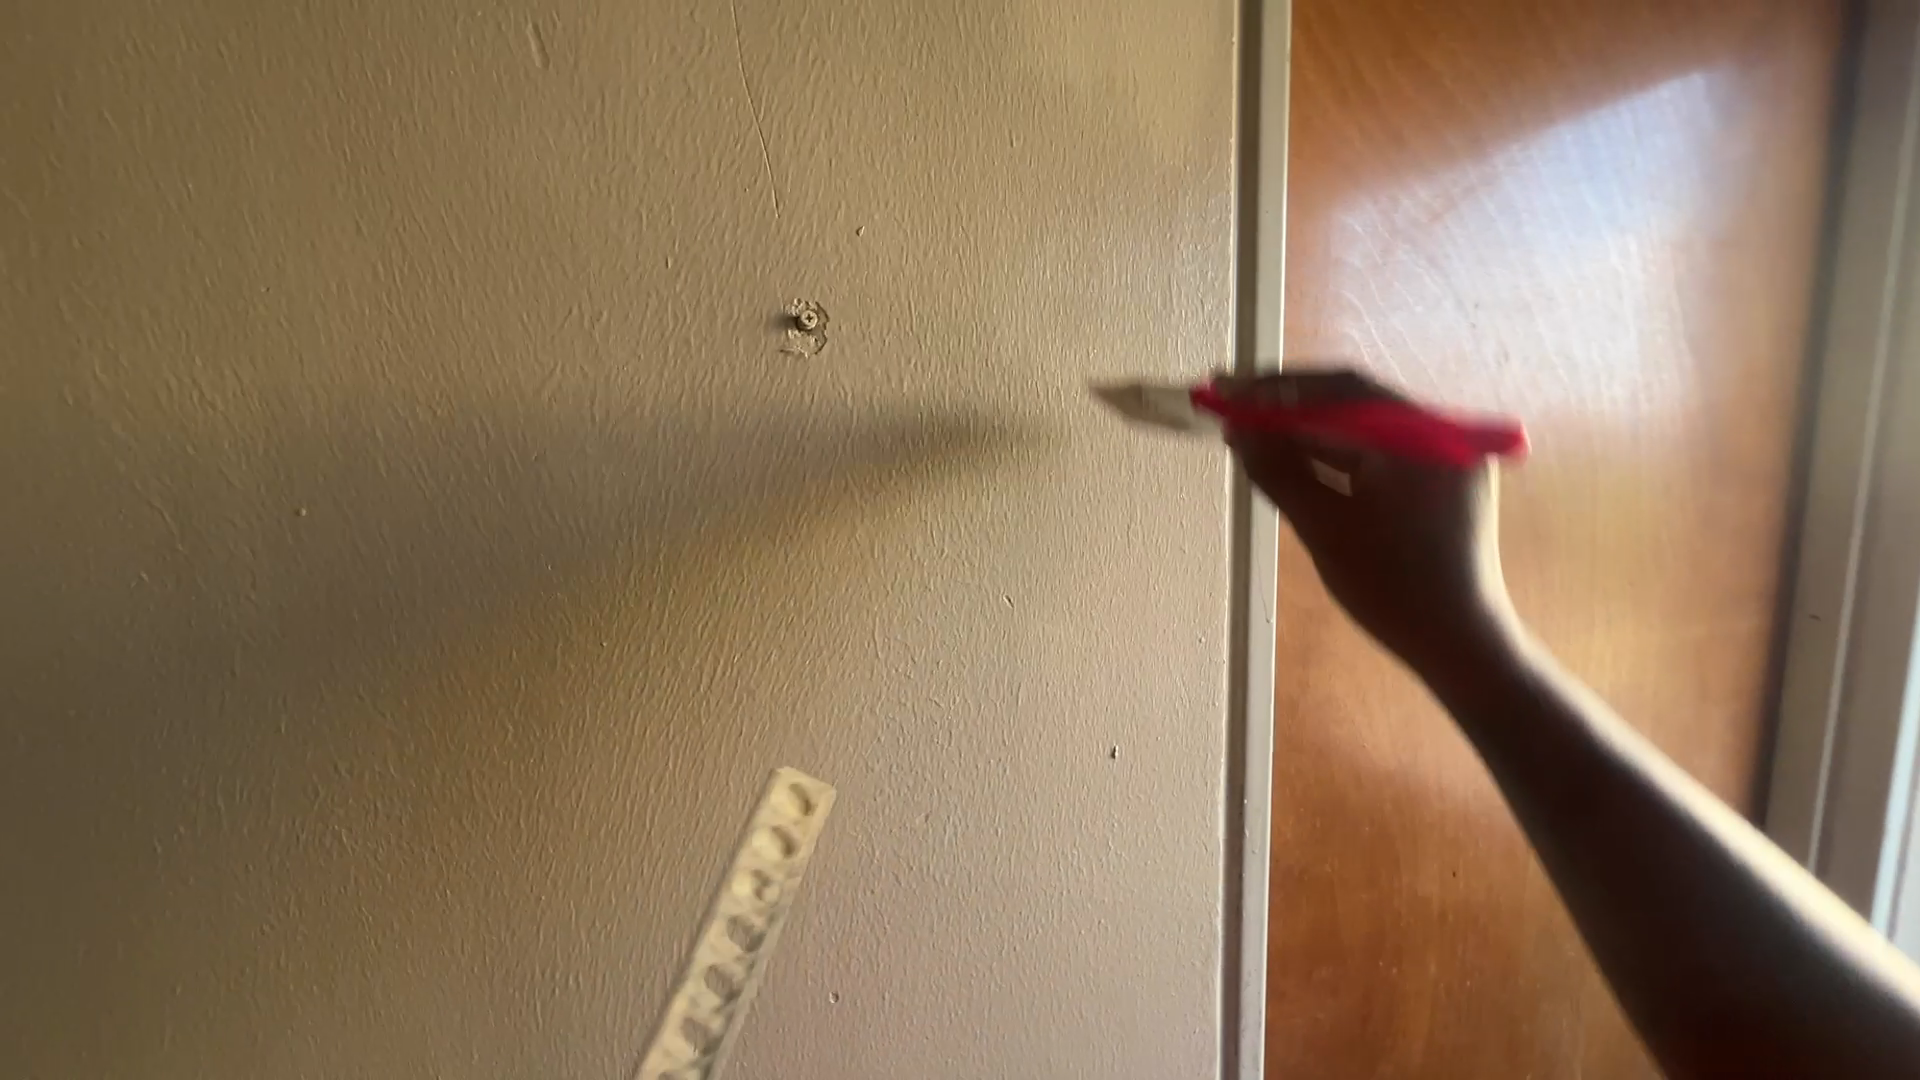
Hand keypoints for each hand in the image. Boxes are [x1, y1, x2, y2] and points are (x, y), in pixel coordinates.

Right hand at [1221, 368, 1519, 675]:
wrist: (1456, 643)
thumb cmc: (1391, 587)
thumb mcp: (1323, 527)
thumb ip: (1279, 472)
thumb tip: (1237, 430)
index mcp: (1422, 437)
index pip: (1340, 391)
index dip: (1276, 388)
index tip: (1226, 389)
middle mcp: (1438, 434)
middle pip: (1350, 404)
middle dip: (1286, 406)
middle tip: (1231, 404)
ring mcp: (1437, 457)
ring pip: (1356, 430)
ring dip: (1303, 431)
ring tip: (1248, 432)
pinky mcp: (1429, 482)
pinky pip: (1370, 455)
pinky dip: (1328, 456)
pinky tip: (1287, 459)